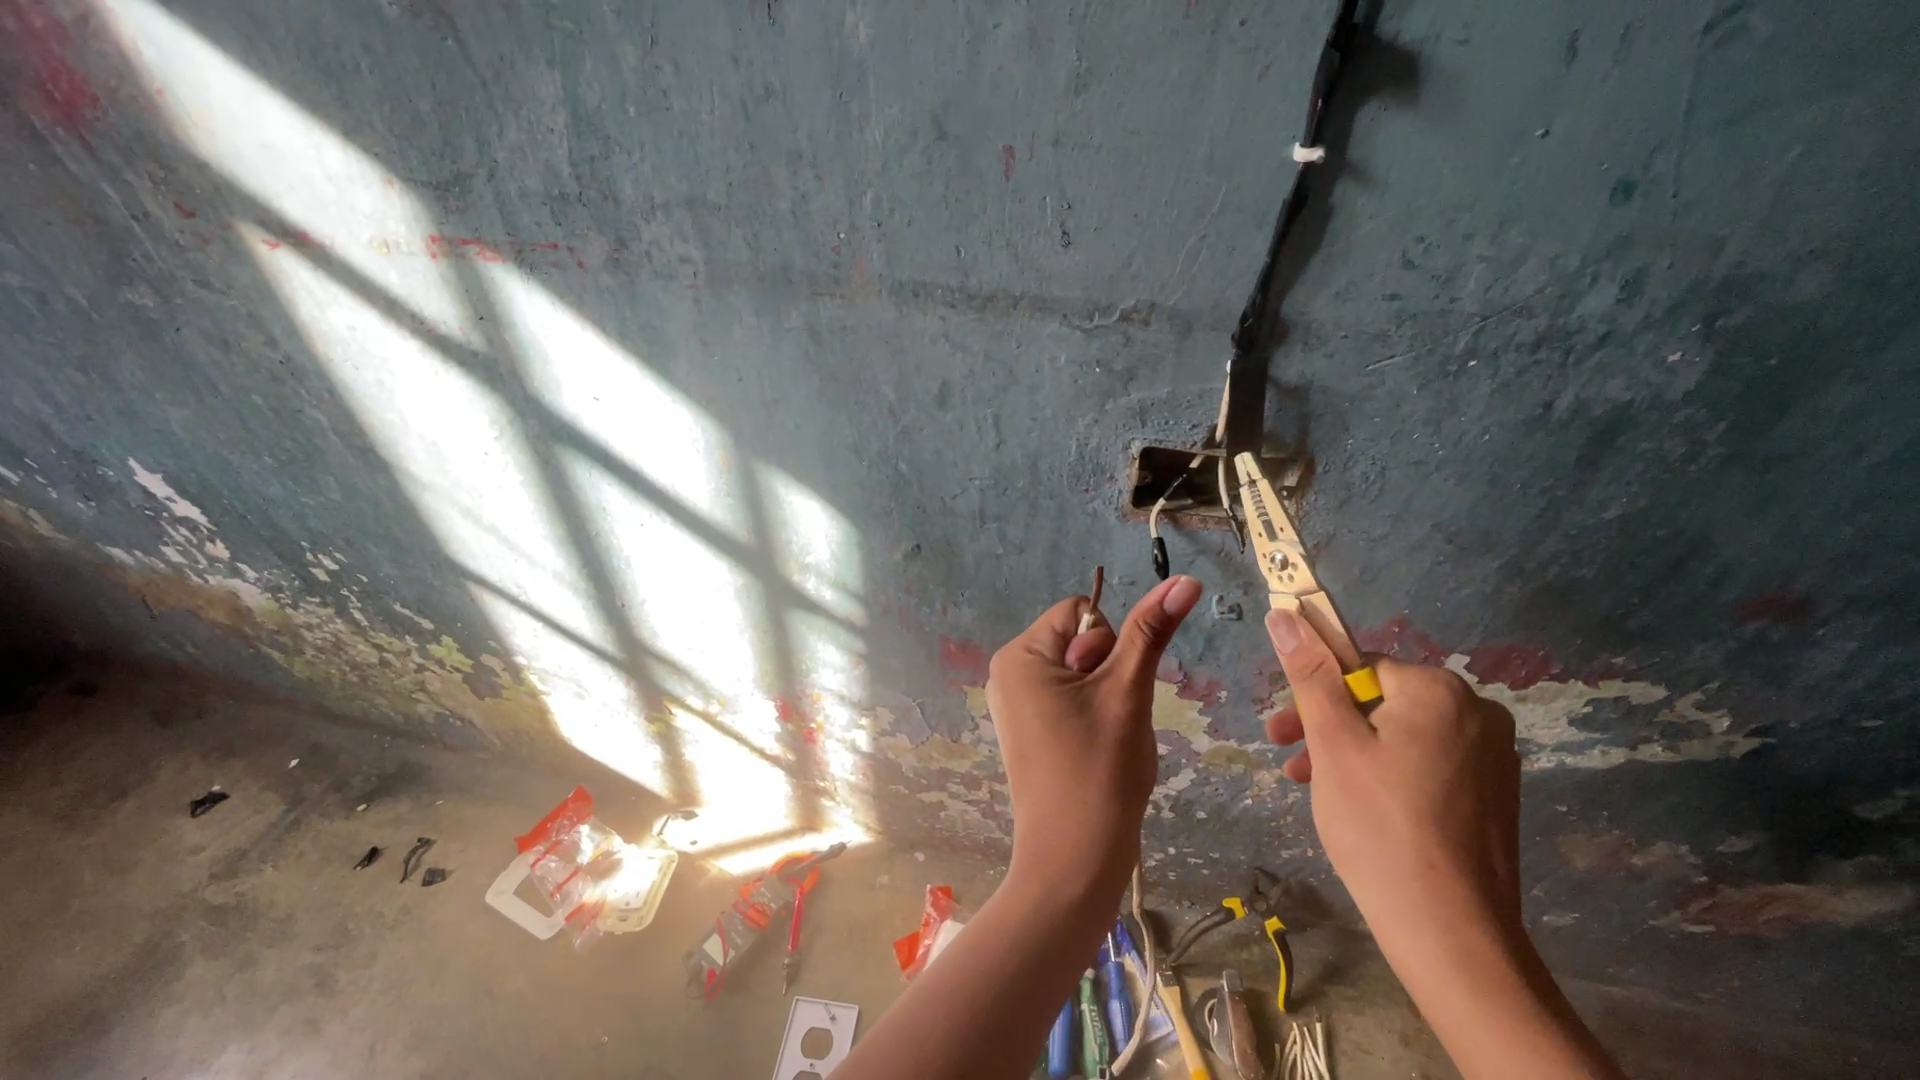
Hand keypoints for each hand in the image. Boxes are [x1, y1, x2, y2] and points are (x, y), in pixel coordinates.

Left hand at [986, 575, 1202, 898]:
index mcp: (1019, 654)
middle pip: (1079, 638)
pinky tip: (1095, 747)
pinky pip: (1069, 698)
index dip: (1110, 642)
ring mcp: (1015, 704)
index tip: (1110, 687)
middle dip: (1108, 669)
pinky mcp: (1027, 730)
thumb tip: (1186, 578)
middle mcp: (1007, 672)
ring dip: (1106, 693)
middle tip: (1108, 718)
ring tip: (1104, 736)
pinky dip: (1092, 713)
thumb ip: (1153, 630)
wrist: (1074, 858)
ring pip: (1080, 670)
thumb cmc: (1100, 769)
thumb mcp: (1129, 692)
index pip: (1082, 610)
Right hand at [1263, 608, 1521, 939]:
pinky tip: (1362, 808)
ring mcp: (1494, 756)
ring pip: (1402, 736)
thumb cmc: (1378, 824)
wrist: (1449, 929)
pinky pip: (1428, 765)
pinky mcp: (1495, 795)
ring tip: (1315, 789)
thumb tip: (1286, 613)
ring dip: (1353, 753)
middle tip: (1290, 762)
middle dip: (1329, 726)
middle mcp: (1478, 711)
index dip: (1315, 694)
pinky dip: (1389, 775)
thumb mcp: (1332, 742)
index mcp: (1439, 690)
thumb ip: (1310, 674)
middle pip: (1382, 701)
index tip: (1282, 731)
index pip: (1361, 667)